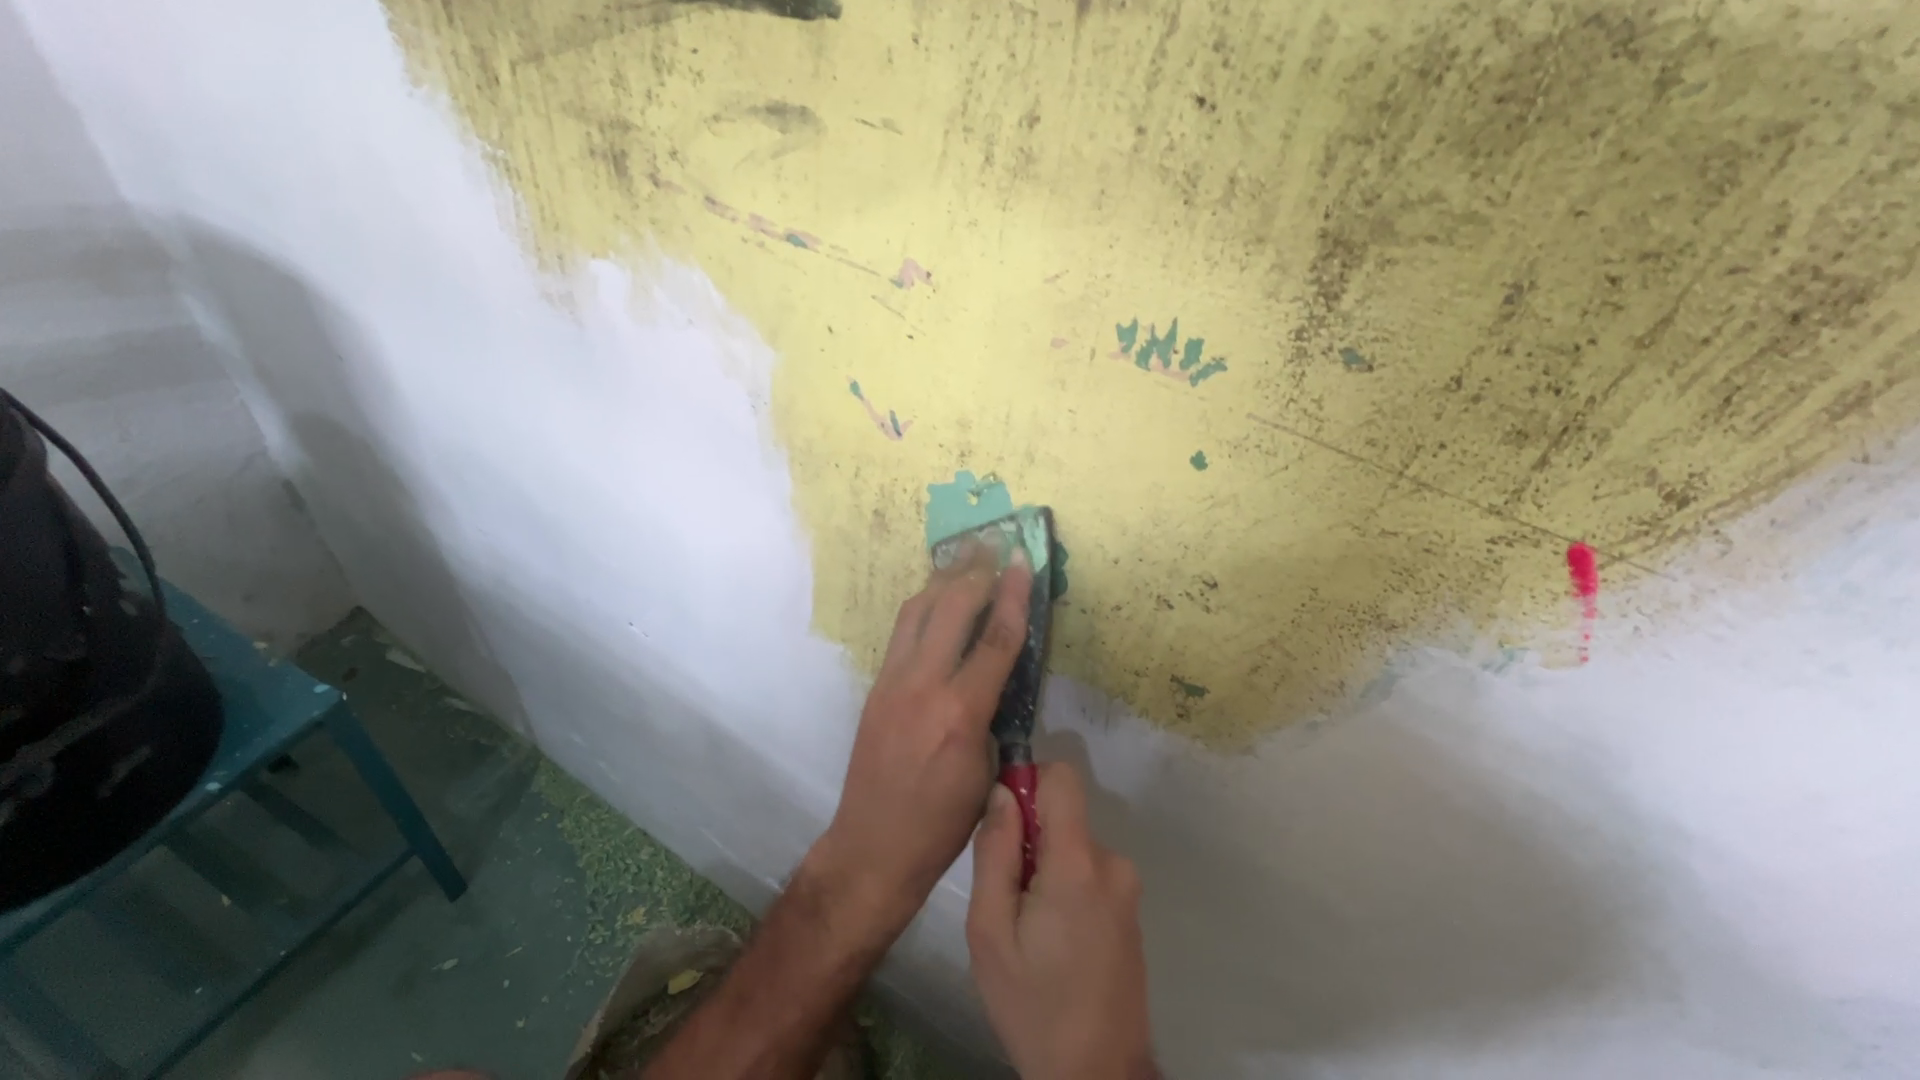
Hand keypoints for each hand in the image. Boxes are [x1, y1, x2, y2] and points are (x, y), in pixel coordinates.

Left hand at [813, 538, 1032, 934]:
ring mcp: (892, 683)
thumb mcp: (986, 771)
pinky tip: (934, 599)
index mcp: (960, 712)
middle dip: (975, 571)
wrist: (874, 844)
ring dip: (943, 580)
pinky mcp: (876, 688)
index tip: (1022, 561)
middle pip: (951, 609)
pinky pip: (901, 634)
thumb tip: (997, 677)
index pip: (995, 639)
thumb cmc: (944, 822)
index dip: (1013, 595)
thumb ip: (993, 716)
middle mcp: (923, 685)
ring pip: (917, 612)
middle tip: (992, 543)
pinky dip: (922, 608)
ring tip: (963, 557)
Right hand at [967, 764, 1154, 1079]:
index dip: (1027, 783)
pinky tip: (1052, 942)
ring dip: (1045, 871)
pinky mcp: (1130, 910)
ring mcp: (1126, 888)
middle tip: (1007, 900)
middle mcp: (1112, 863)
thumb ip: (994, 853)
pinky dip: (1065, 889)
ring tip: (1028, 929)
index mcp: (1077, 862)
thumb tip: (1002, 793)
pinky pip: (1089, 874)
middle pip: (1062, 818)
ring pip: (1072, 849)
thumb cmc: (1033, 1003)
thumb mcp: (990, 931)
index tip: (1002, 822)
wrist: (1097, 1072)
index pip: (1061, 777)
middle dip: (1028, 842)